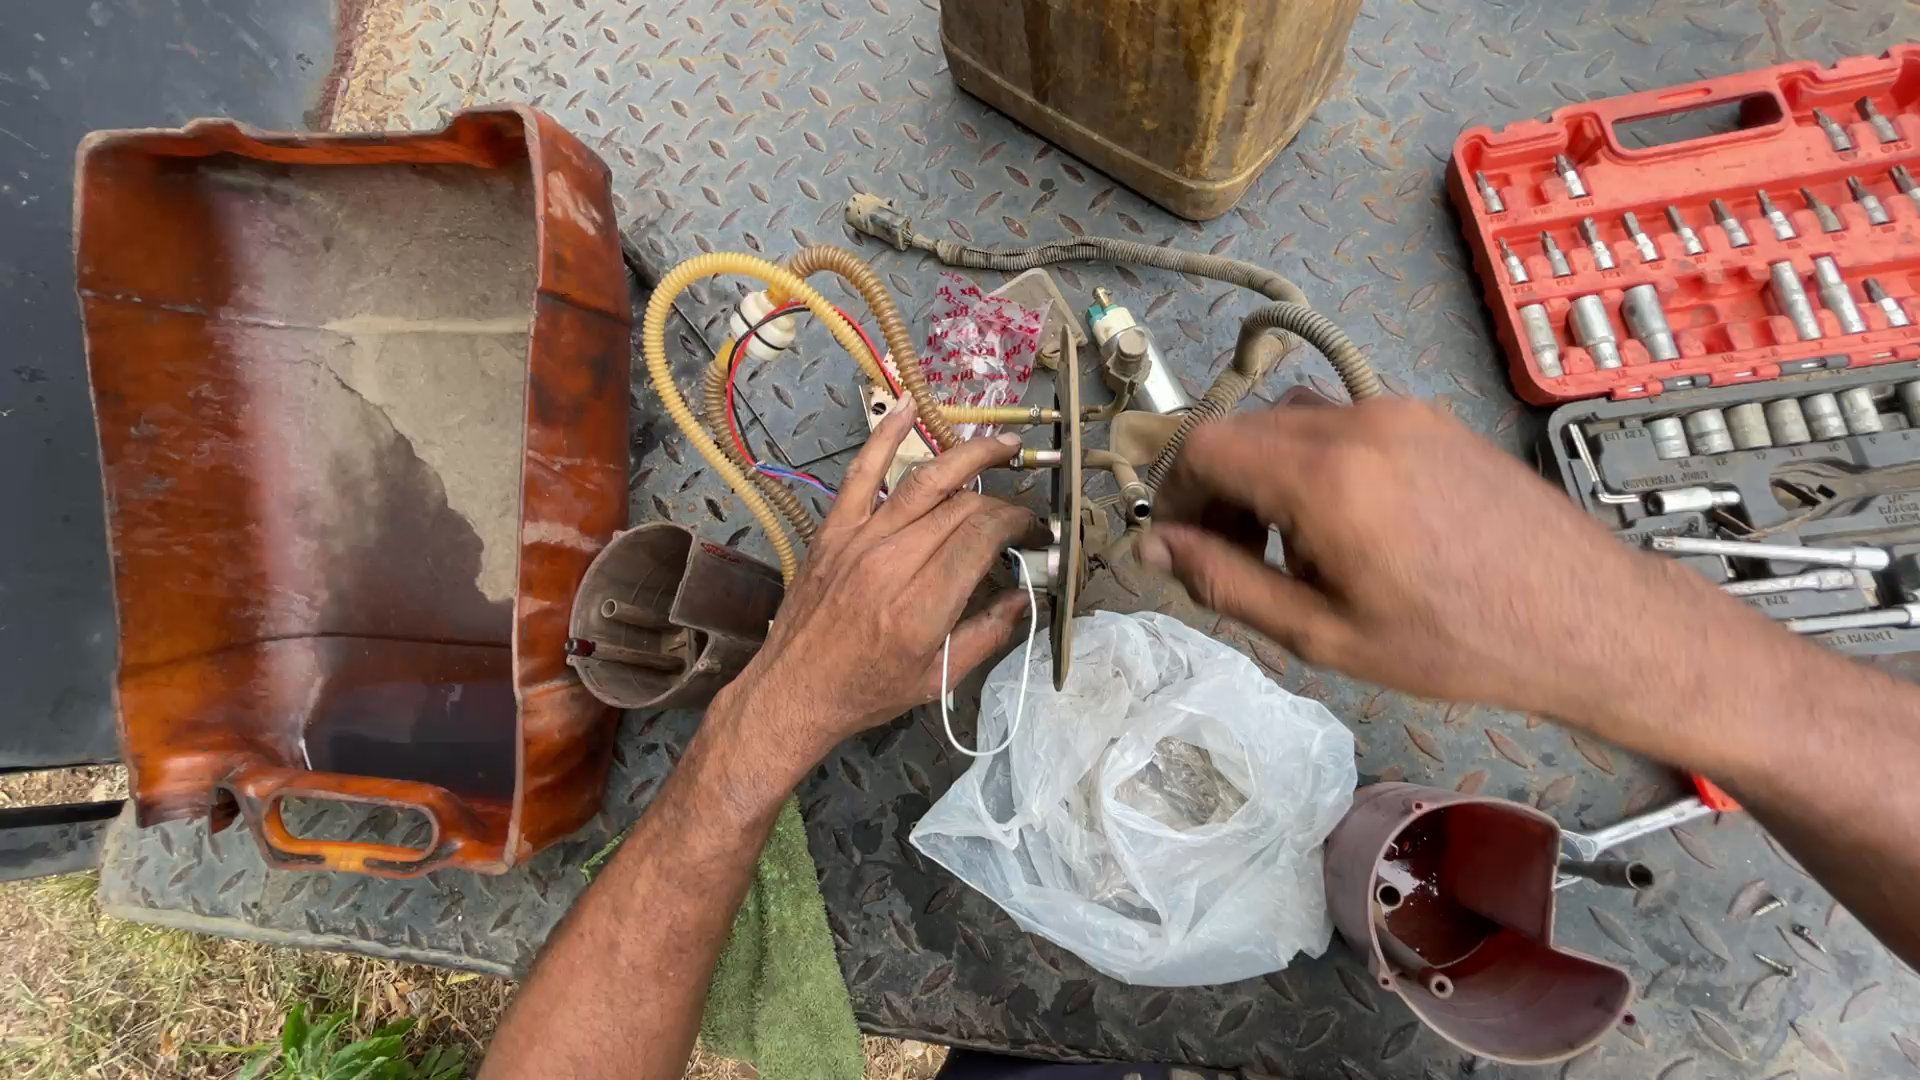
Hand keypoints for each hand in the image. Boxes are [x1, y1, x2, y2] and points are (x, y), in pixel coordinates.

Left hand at [711, 399, 1046, 776]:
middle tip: (1022, 513)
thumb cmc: (869, 690)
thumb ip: (989, 634)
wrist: (793, 690)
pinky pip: (861, 472)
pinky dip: (886, 436)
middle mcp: (892, 563)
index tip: (1035, 533)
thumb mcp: (938, 678)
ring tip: (1001, 444)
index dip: (1019, 523)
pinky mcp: (834, 529)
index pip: (983, 535)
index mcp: (921, 605)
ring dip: (968, 455)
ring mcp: (859, 539)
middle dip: (1002, 503)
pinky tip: (909, 406)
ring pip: (924, 481)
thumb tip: (1027, 596)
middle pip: (961, 507)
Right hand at [1136, 397, 1769, 729]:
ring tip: (1283, 544)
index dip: (1172, 492)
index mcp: (1325, 477)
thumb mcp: (1320, 633)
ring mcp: (1395, 410)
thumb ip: (1223, 581)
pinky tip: (1335, 520)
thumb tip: (1152, 546)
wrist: (1593, 620)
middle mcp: (1355, 422)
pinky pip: (1331, 423)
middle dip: (1211, 489)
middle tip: (1228, 555)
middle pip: (1237, 431)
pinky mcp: (1423, 417)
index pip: (1202, 446)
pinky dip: (1303, 463)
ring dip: (1256, 475)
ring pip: (1280, 424)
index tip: (1180, 543)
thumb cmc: (1452, 644)